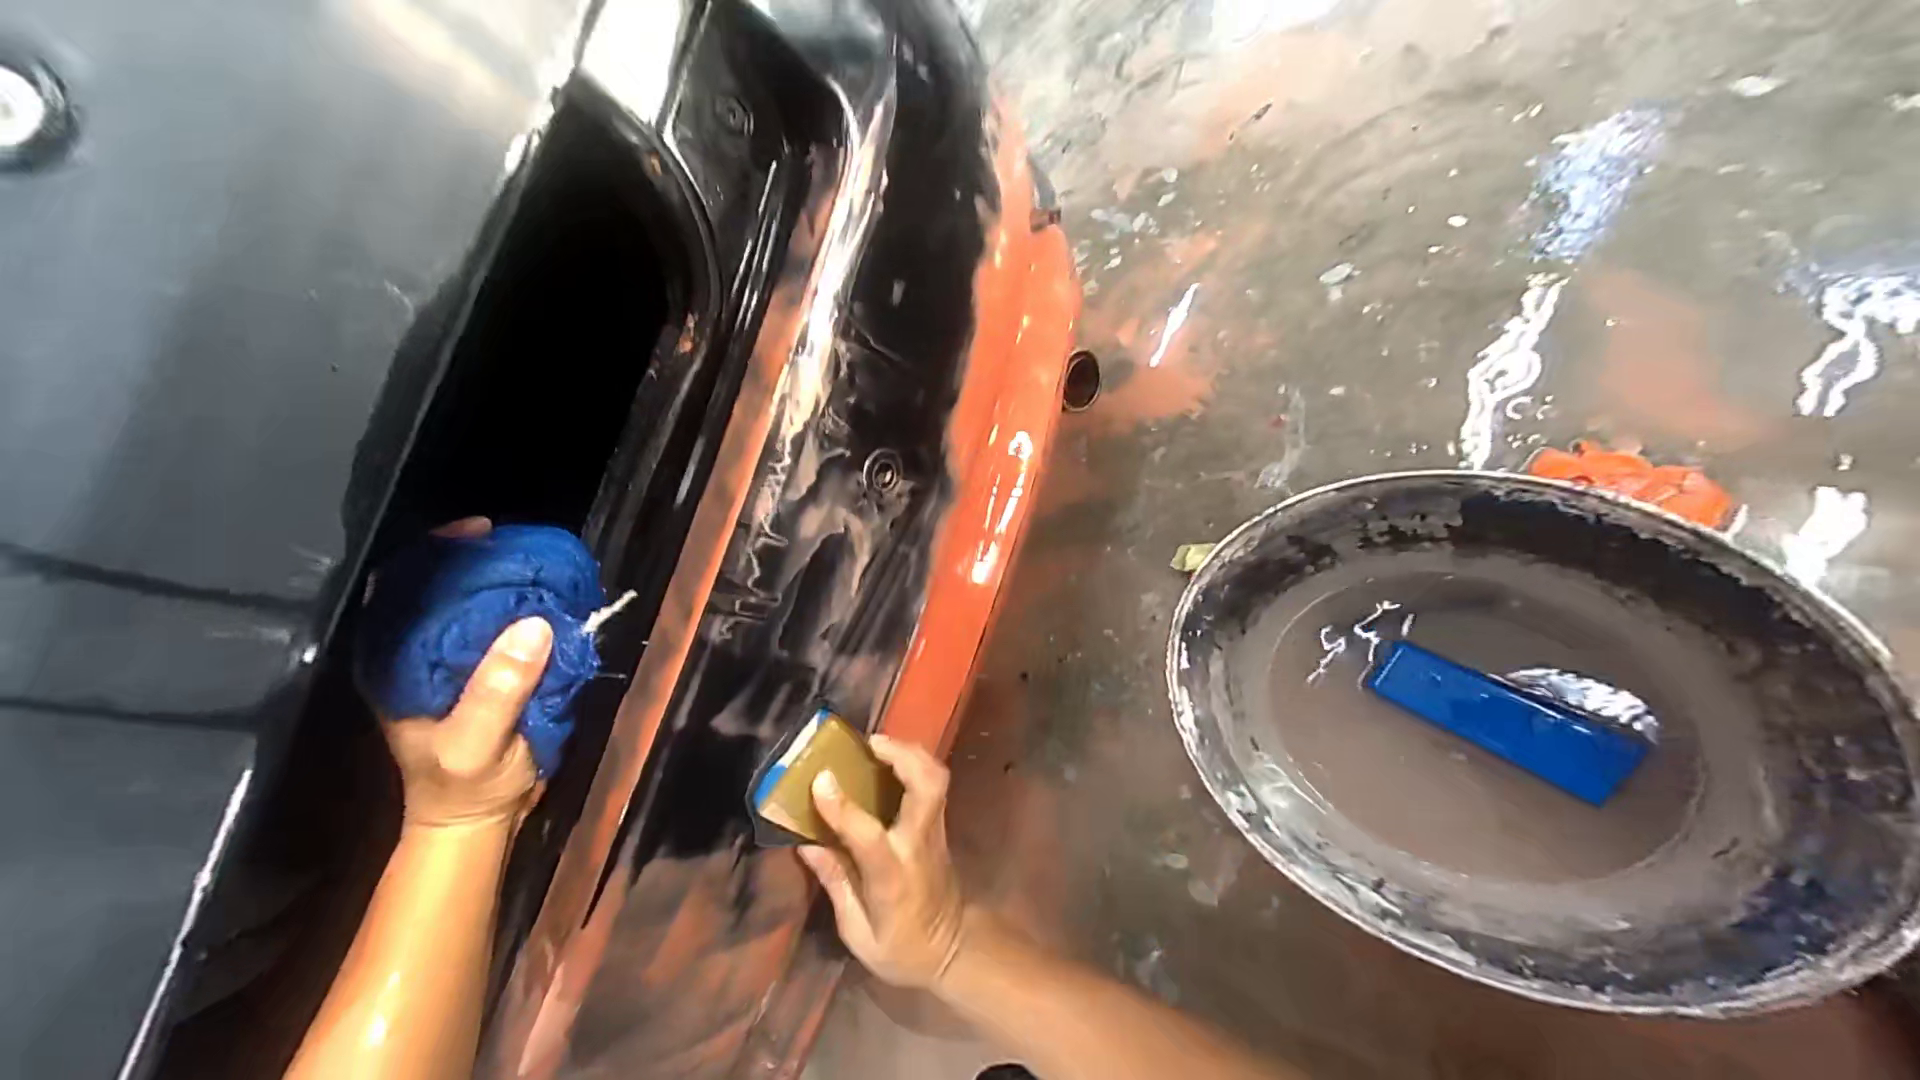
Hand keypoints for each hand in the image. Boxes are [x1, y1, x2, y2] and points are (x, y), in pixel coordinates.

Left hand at [381, 517, 547, 828]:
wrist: (482, 817)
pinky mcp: (496, 671)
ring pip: (484, 606)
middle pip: (449, 590)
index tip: (481, 532)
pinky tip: (560, 598)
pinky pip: (514, 628)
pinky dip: (536, 609)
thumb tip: (535, 624)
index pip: (405, 591)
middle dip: (487, 562)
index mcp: (401, 665)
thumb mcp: (477, 743)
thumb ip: (499, 689)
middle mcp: (427, 654)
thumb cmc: (465, 785)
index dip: (438, 555)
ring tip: (548, 564)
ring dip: (515, 583)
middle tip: (529, 547)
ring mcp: (464, 662)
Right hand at [797, 735, 967, 989]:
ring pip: (936, 777)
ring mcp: (935, 830)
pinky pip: (934, 782)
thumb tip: (807, 845)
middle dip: (902, 755)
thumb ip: (835, 884)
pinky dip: (916, 762)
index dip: (844, 808)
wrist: (953, 949)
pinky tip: (891, 758)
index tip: (820, 780)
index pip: (870, 836)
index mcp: (894, 877)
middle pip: (927, 786)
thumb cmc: (902, 949)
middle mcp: (919, 844)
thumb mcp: (859, 934)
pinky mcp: (940, 823)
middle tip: (869, 743)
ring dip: (911, 752)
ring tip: (878, 743)